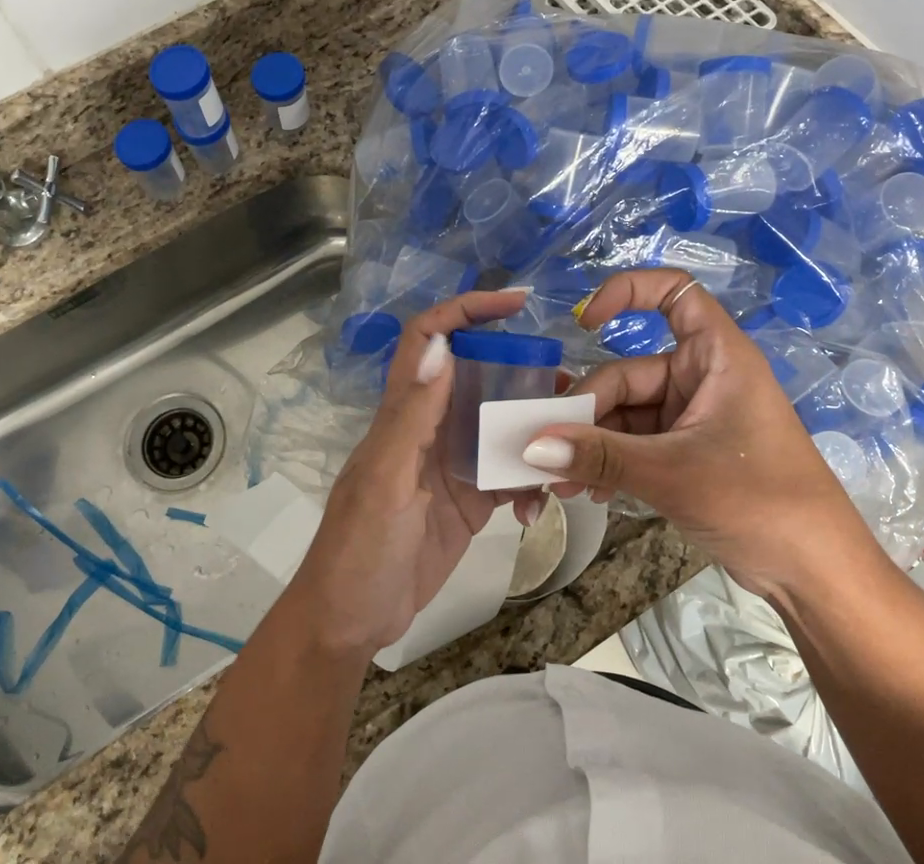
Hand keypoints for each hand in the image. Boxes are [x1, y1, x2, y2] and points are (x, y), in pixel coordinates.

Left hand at [283, 289, 542, 656]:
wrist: (351, 620)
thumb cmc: (359, 548)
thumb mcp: (384, 481)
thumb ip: (412, 417)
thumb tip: (442, 346)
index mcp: (402, 415)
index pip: (429, 340)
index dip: (466, 311)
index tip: (518, 303)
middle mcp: (427, 431)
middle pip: (478, 380)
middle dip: (522, 375)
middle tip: (571, 386)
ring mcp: (449, 468)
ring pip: (499, 429)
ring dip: (533, 433)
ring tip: (572, 444)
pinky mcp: (467, 504)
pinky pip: (507, 479)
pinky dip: (528, 486)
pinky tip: (539, 508)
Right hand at [519, 269, 873, 599]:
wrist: (814, 571)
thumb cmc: (758, 500)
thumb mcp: (670, 473)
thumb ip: (598, 456)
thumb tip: (531, 446)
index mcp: (717, 358)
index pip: (674, 293)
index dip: (628, 292)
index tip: (583, 322)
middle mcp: (704, 380)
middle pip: (628, 374)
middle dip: (586, 412)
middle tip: (547, 450)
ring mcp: (694, 419)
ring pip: (625, 415)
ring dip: (591, 445)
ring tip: (561, 482)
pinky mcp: (687, 456)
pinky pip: (634, 445)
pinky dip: (609, 463)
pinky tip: (587, 491)